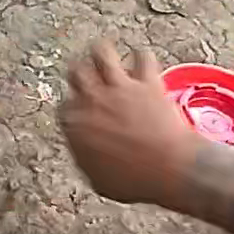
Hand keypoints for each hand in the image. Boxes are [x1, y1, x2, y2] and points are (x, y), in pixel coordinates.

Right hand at [59, 41, 205, 204]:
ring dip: (103, 53)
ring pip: (101, 52)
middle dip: (82, 74)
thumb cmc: (134, 181)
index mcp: (75, 124)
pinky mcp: (146, 81)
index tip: (80, 113)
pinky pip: (141, 56)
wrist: (169, 169)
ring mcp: (119, 87)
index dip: (73, 109)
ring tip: (106, 55)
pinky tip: (142, 60)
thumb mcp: (99, 181)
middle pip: (76, 72)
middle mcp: (92, 100)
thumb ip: (86, 159)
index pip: (64, 107)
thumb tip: (85, 154)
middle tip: (89, 77)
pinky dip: (141, 56)